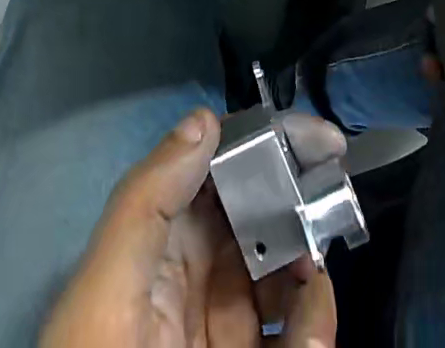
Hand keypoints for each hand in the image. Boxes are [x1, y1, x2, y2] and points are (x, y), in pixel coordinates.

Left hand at [39, 106, 340, 347]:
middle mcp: (196, 270)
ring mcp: (224, 318)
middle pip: (263, 214)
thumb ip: (149, 201)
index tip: (321, 140)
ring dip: (313, 274)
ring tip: (312, 291)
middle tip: (335, 208)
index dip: (267, 144)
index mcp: (160, 238)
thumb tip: (206, 119)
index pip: (220, 170)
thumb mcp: (108, 288)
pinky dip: (313, 327)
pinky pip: (296, 331)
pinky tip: (307, 340)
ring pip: (289, 271)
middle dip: (303, 206)